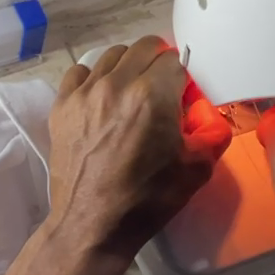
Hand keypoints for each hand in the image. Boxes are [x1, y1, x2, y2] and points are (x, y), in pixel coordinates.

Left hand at [45, 36, 233, 263]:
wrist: (92, 226)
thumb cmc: (146, 200)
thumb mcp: (196, 170)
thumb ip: (213, 134)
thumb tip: (211, 117)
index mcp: (152, 96)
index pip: (175, 61)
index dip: (183, 80)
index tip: (182, 100)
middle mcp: (116, 85)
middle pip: (144, 49)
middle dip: (158, 65)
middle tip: (161, 93)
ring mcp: (84, 94)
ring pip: (112, 56)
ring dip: (128, 68)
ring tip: (131, 95)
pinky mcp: (61, 107)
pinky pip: (79, 73)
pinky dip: (94, 79)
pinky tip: (101, 100)